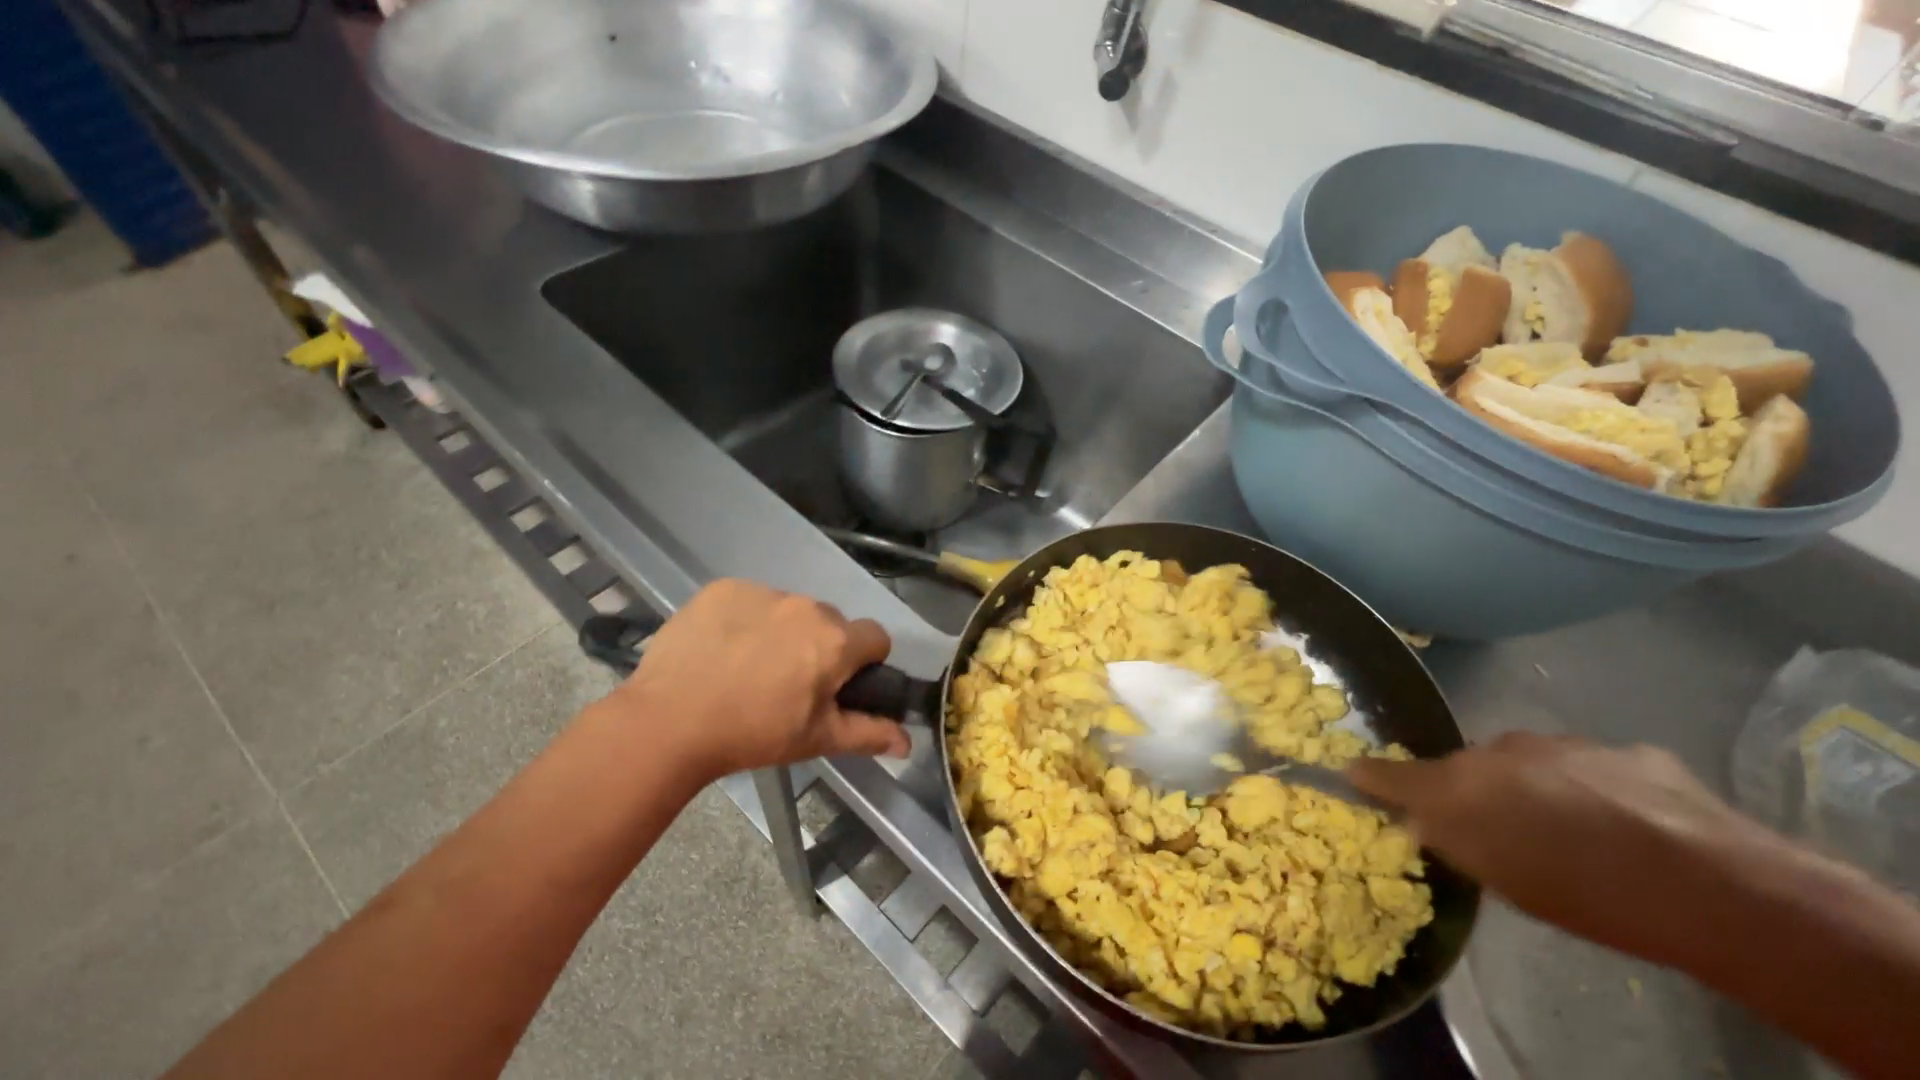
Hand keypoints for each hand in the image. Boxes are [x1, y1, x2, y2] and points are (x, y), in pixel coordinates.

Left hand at [602, 580, 910, 777]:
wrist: (670, 720)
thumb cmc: (753, 733)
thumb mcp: (816, 739)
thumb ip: (868, 734)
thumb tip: (908, 741)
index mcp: (835, 640)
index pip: (875, 637)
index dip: (864, 663)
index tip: (840, 686)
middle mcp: (805, 605)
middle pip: (829, 622)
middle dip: (820, 647)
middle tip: (790, 686)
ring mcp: (761, 592)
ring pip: (788, 610)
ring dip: (781, 632)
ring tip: (749, 669)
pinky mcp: (722, 589)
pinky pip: (748, 600)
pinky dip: (743, 620)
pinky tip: (722, 651)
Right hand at [1348, 733, 1764, 962]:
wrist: (1710, 884)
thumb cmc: (1585, 895)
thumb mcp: (1503, 882)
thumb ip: (1456, 841)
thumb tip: (1423, 819)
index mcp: (1465, 785)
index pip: (1398, 775)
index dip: (1373, 777)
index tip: (1351, 772)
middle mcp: (1504, 751)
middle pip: (1471, 767)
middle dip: (1474, 791)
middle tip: (1497, 831)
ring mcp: (1567, 744)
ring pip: (1531, 764)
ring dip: (1535, 789)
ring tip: (1570, 834)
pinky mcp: (1627, 750)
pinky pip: (1589, 768)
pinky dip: (1590, 790)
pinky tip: (1623, 827)